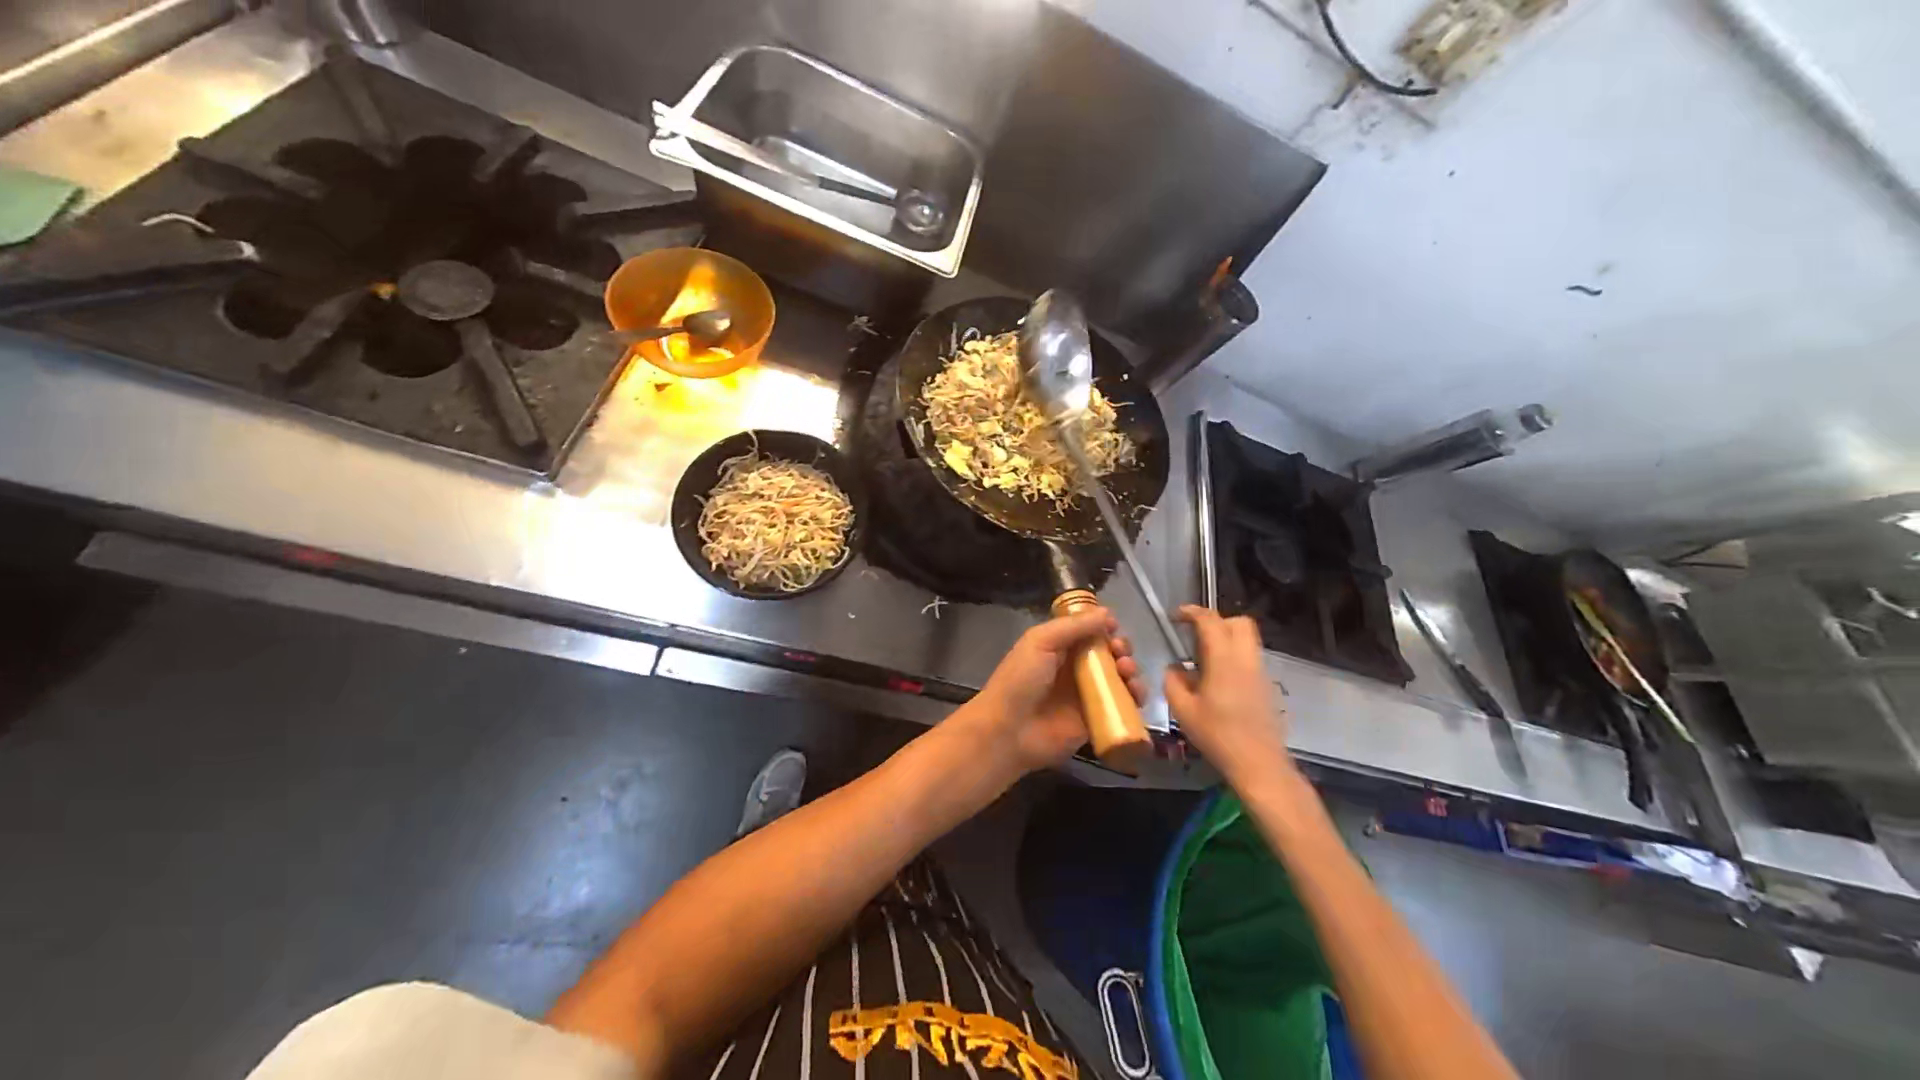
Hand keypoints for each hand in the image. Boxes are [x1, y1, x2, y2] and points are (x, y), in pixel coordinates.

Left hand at [962, 606, 1145, 774]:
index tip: (1114, 626)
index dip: (1104, 627)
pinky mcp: (1096, 720)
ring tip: (1126, 671)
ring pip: (1119, 678)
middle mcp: (1075, 669)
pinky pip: (1122, 706)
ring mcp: (1086, 695)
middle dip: (1120, 648)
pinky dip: (1135, 698)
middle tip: (1119, 651)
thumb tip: (1107, 613)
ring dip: (1130, 670)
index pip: (1089, 631)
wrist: (1009, 730)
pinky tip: (1135, 692)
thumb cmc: (1020, 680)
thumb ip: (1073, 626)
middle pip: (1108, 653)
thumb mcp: (1041, 642)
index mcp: (1059, 647)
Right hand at [1164, 605, 1290, 783]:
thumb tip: (1174, 668)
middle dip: (1216, 621)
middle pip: (1239, 622)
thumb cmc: (1217, 734)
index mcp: (1224, 659)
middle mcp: (1246, 659)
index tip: (1177, 616)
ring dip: (1226, 639)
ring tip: (1203, 659)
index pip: (1211, 621)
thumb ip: (1173, 682)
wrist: (1258, 763)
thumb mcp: (1183, 710)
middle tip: (1195, 635)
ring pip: (1247, 641)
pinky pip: (1249, 659)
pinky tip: (1217, 681)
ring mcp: (1260, 672)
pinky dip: (1233, 657)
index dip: (1192, 612)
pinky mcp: (1266, 687)